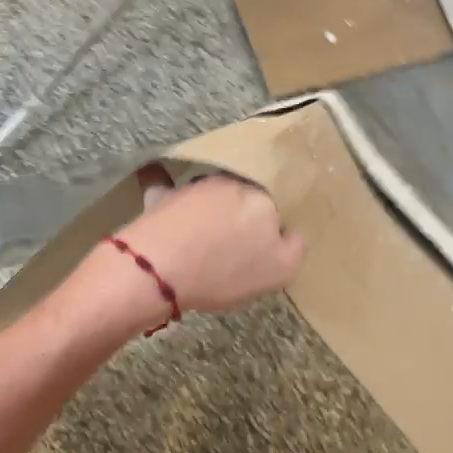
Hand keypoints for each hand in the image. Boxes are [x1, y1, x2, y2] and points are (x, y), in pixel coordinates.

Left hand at [111, 166, 305, 314]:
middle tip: (233, 246)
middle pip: (243, 196)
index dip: (273, 225)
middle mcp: (230, 181)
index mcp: (263, 196)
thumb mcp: (279, 271)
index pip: (277, 204)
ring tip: (201, 239)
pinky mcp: (161, 195)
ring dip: (209, 208)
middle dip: (241, 214)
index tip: (263, 246)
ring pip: (209, 193)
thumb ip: (295, 246)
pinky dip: (166, 190)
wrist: (157, 270)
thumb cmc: (223, 271)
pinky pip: (165, 187)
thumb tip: (292, 231)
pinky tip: (163, 199)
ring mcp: (193, 185)